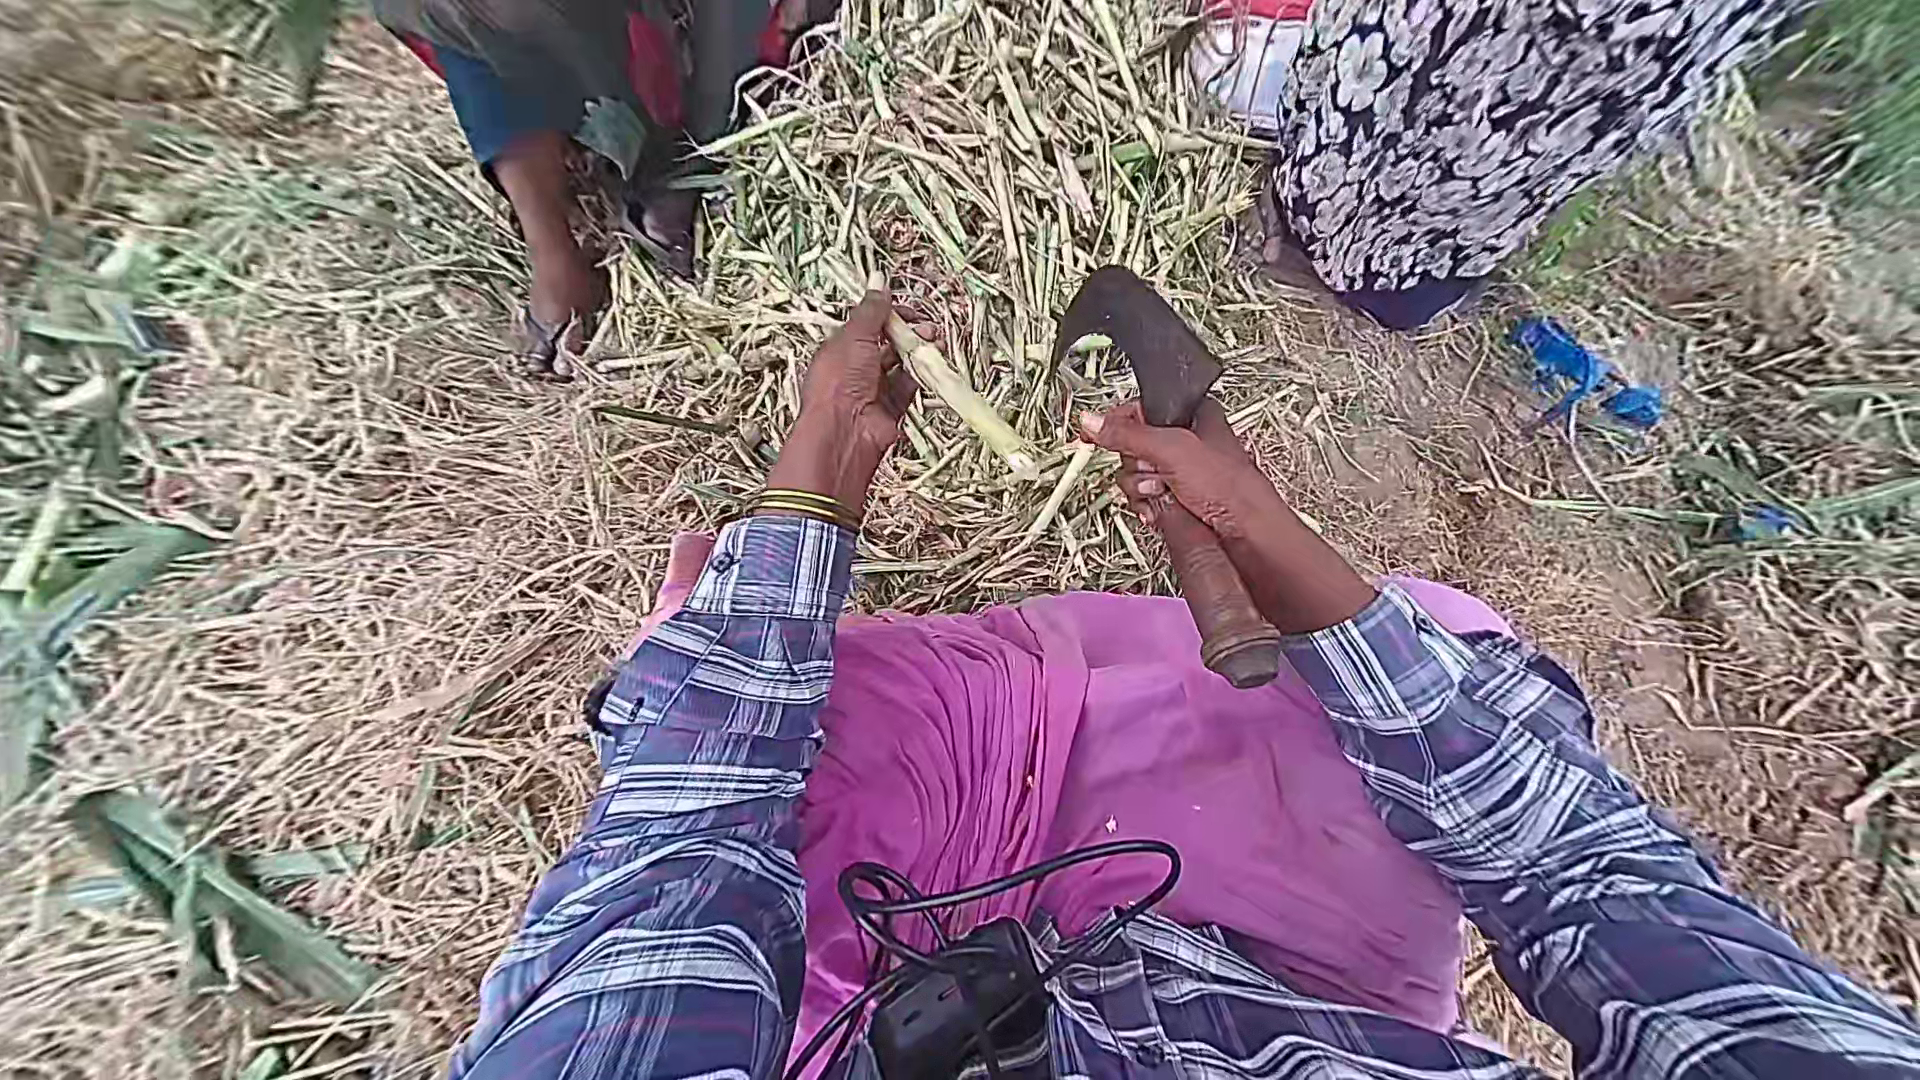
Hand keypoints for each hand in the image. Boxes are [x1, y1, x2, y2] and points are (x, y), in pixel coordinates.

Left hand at [767, 290, 917, 517]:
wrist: (843, 431)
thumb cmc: (839, 381)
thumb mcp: (854, 336)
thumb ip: (871, 311)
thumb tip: (879, 281)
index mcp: (840, 349)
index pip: (868, 326)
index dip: (889, 316)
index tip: (909, 310)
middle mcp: (856, 370)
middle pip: (887, 345)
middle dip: (908, 334)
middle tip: (927, 328)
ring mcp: (874, 391)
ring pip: (900, 366)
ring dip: (917, 353)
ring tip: (935, 343)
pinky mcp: (891, 409)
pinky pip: (908, 387)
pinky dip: (920, 376)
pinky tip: (931, 365)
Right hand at [1077, 399, 1273, 538]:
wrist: (1246, 534)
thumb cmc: (1230, 486)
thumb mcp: (1172, 450)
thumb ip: (1128, 434)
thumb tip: (1092, 420)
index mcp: (1190, 415)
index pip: (1137, 409)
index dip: (1115, 423)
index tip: (1093, 433)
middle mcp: (1182, 441)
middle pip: (1129, 446)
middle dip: (1136, 465)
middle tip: (1155, 471)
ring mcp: (1176, 471)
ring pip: (1132, 475)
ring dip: (1141, 489)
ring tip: (1164, 493)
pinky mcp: (1171, 497)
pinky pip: (1139, 498)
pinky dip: (1145, 506)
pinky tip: (1159, 510)